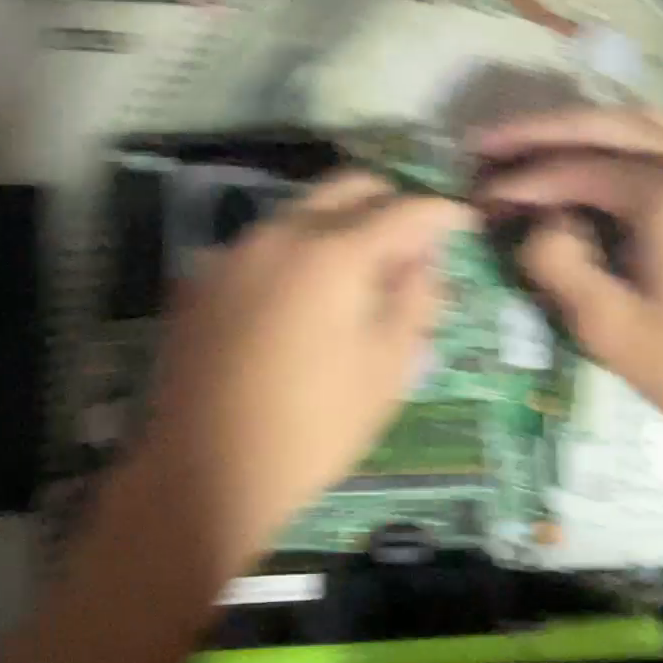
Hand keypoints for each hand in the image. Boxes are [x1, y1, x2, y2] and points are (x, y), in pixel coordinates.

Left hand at [125, 171, 471, 563]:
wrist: (206, 474)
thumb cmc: (313, 430)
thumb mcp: (387, 371)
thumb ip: (416, 301)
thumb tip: (427, 262)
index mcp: (333, 253)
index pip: (406, 209)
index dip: (443, 213)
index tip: (463, 224)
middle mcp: (279, 234)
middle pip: (347, 188)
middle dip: (389, 203)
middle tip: (412, 244)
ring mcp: (231, 253)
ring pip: (300, 213)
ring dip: (340, 227)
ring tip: (360, 276)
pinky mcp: (199, 281)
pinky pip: (261, 247)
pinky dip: (295, 255)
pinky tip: (302, 301)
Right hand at [474, 108, 662, 461]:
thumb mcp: (607, 326)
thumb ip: (558, 263)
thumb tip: (538, 225)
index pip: (581, 170)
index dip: (526, 180)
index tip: (482, 192)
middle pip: (612, 126)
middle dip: (545, 131)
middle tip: (491, 142)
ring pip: (644, 125)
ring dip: (585, 127)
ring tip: (534, 142)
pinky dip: (623, 140)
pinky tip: (594, 156)